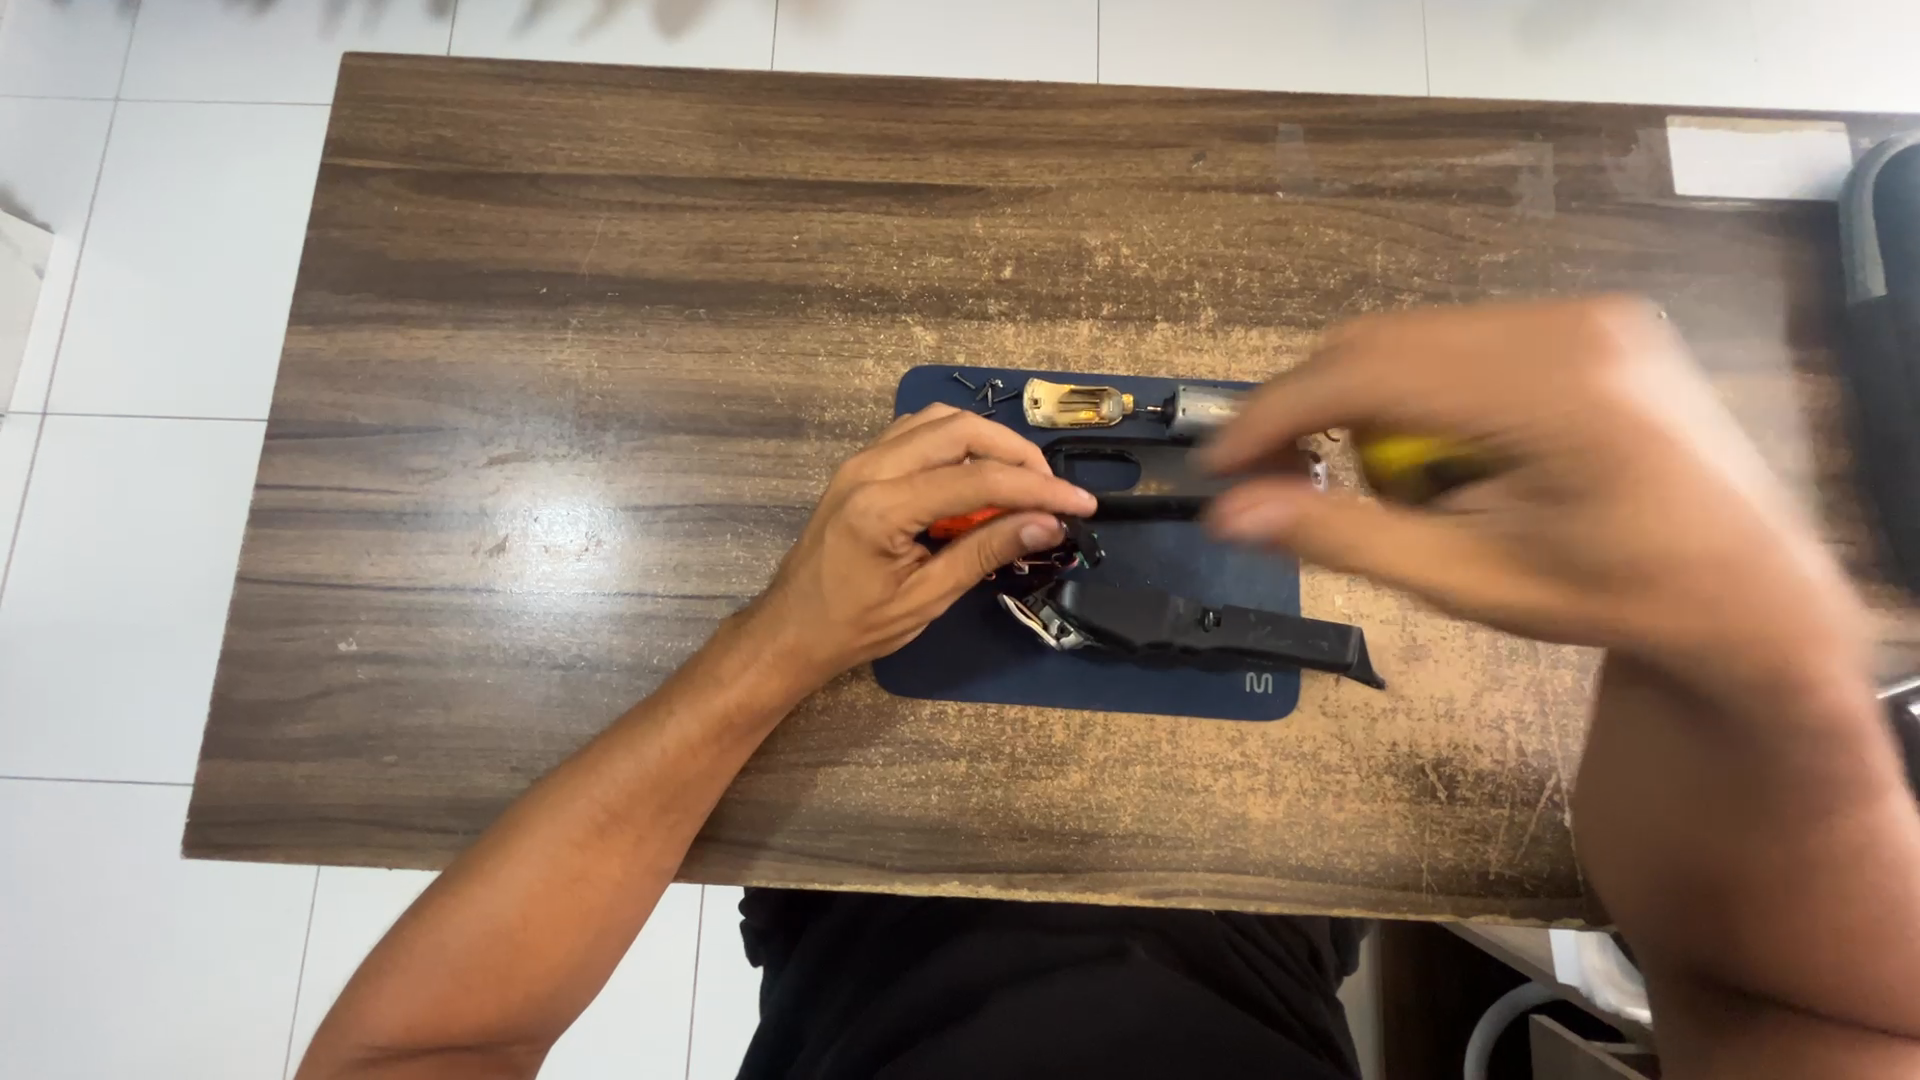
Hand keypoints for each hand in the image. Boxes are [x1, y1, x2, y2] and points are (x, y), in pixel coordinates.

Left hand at [742, 404, 1096, 687]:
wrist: (789, 629)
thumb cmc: (853, 626)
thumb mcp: (926, 598)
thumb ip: (985, 552)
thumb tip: (1047, 524)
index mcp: (883, 507)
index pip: (977, 480)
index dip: (1037, 489)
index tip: (1081, 504)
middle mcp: (869, 468)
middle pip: (959, 429)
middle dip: (1016, 453)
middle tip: (1049, 489)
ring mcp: (860, 460)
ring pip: (938, 421)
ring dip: (986, 441)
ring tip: (1019, 480)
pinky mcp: (859, 465)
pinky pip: (916, 432)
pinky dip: (955, 442)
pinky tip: (974, 474)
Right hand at [1202, 296, 1870, 707]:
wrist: (1745, 589)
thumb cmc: (1610, 598)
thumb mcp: (1463, 581)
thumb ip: (1340, 538)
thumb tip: (1225, 517)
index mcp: (1552, 392)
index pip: (1366, 373)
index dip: (1271, 415)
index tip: (1215, 464)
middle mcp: (1566, 327)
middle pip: (1376, 345)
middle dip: (1304, 411)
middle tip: (1270, 479)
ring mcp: (1576, 317)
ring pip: (1400, 341)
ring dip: (1349, 407)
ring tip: (1356, 479)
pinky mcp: (1574, 326)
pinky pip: (1440, 346)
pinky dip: (1396, 397)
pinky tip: (1417, 454)